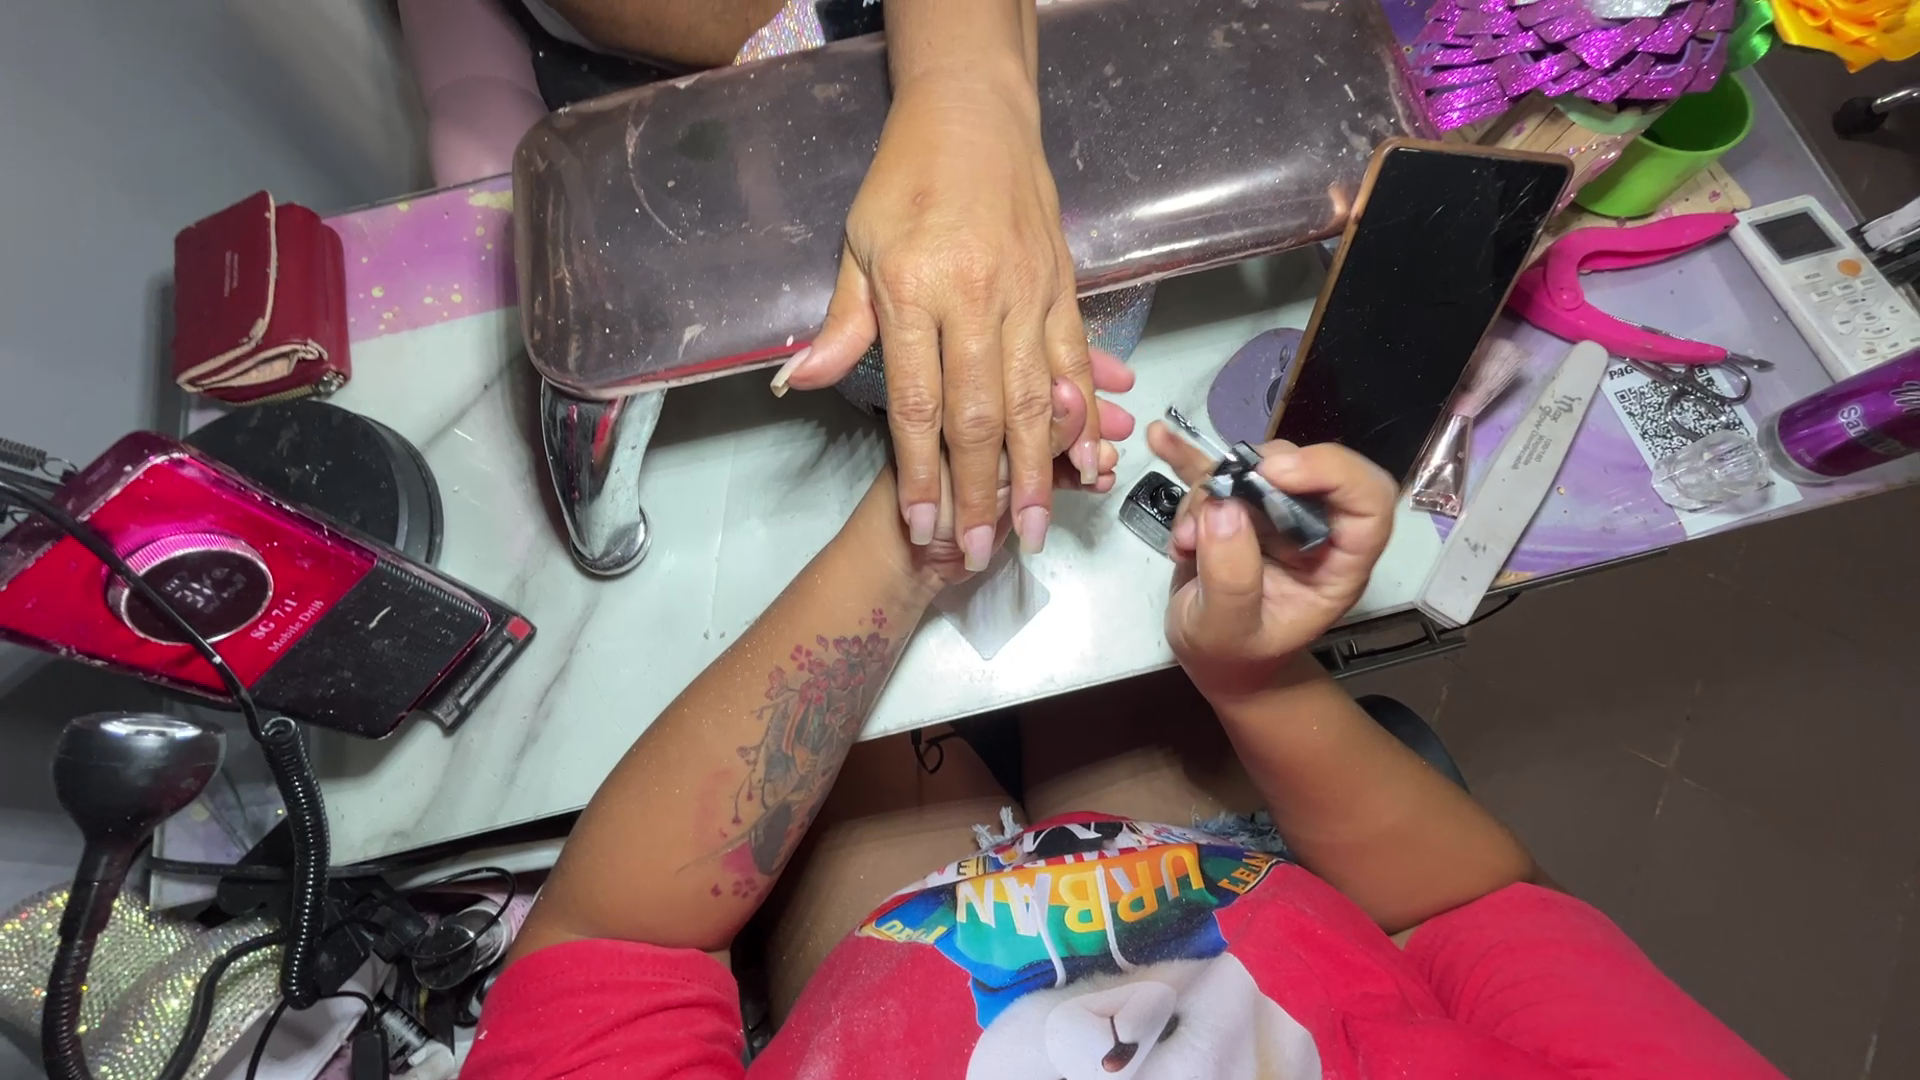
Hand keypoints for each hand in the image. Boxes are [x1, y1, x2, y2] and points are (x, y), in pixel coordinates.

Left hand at [771, 67, 1117, 569]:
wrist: (977, 114)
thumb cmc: (907, 182)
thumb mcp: (857, 246)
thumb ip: (839, 326)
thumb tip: (794, 383)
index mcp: (915, 292)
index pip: (917, 405)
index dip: (921, 474)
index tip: (924, 529)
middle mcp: (977, 301)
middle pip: (980, 417)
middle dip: (981, 492)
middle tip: (983, 551)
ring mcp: (1028, 297)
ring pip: (1037, 401)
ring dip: (1038, 473)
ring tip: (1038, 529)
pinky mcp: (1063, 291)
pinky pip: (1076, 364)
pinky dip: (1085, 419)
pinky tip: (1089, 463)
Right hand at [1147, 425, 1396, 701]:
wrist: (1215, 659)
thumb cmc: (1233, 655)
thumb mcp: (1230, 629)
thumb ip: (1231, 576)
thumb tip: (1222, 507)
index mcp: (1338, 561)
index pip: (1366, 500)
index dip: (1331, 472)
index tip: (1273, 474)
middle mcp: (1310, 528)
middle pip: (1298, 471)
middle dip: (1247, 482)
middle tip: (1204, 515)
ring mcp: (1269, 515)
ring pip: (1247, 472)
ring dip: (1205, 493)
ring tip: (1181, 543)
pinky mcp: (1229, 509)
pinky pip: (1211, 474)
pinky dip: (1185, 457)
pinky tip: (1160, 438)